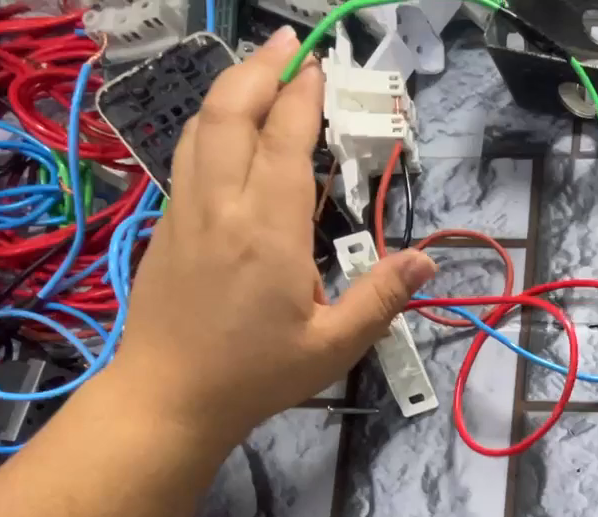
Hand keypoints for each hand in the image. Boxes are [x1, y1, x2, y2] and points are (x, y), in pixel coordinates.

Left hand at [104, 27, 435, 447]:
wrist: (171, 392)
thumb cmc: (259, 373)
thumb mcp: (335, 345)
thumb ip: (380, 297)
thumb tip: (426, 259)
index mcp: (267, 232)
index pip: (284, 143)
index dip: (303, 99)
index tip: (321, 66)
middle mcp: (221, 205)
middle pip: (230, 114)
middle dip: (259, 69)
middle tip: (289, 43)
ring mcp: (187, 210)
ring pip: (201, 126)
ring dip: (230, 87)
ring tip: (259, 68)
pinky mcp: (171, 223)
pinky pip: (189, 153)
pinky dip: (212, 121)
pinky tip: (227, 125)